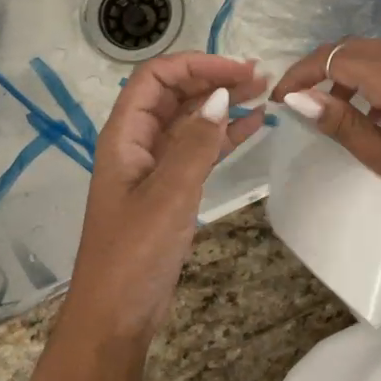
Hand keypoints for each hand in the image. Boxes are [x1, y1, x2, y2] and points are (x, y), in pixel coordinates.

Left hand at [67, 53, 266, 342]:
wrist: (116, 316)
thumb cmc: (133, 254)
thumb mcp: (168, 195)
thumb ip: (195, 143)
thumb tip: (221, 95)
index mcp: (124, 136)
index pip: (156, 78)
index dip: (196, 64)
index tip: (239, 70)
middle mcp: (137, 143)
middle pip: (175, 94)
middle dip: (214, 79)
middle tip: (262, 77)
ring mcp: (154, 167)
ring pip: (190, 121)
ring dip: (223, 104)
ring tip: (265, 94)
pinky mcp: (171, 191)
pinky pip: (199, 151)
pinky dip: (224, 136)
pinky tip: (253, 127)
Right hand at [270, 38, 380, 231]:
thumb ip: (343, 125)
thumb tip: (298, 97)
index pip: (333, 58)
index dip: (300, 74)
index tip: (277, 99)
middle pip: (352, 48)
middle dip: (319, 69)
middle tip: (297, 103)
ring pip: (376, 53)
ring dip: (347, 73)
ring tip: (332, 113)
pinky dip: (373, 78)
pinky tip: (373, 114)